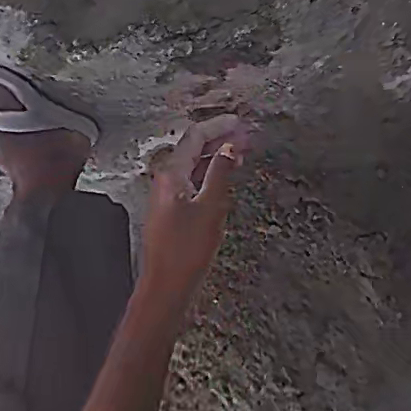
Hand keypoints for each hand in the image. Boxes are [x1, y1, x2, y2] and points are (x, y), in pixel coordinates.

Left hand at [138, 114, 249, 303]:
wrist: (165, 289)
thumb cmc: (186, 251)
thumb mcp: (210, 206)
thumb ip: (220, 172)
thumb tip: (230, 147)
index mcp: (172, 173)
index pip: (196, 136)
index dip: (220, 125)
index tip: (239, 122)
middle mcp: (166, 178)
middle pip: (194, 146)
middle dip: (220, 137)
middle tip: (245, 136)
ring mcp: (168, 193)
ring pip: (194, 162)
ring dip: (217, 154)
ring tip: (241, 152)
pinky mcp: (172, 207)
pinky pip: (193, 177)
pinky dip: (210, 171)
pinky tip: (225, 175)